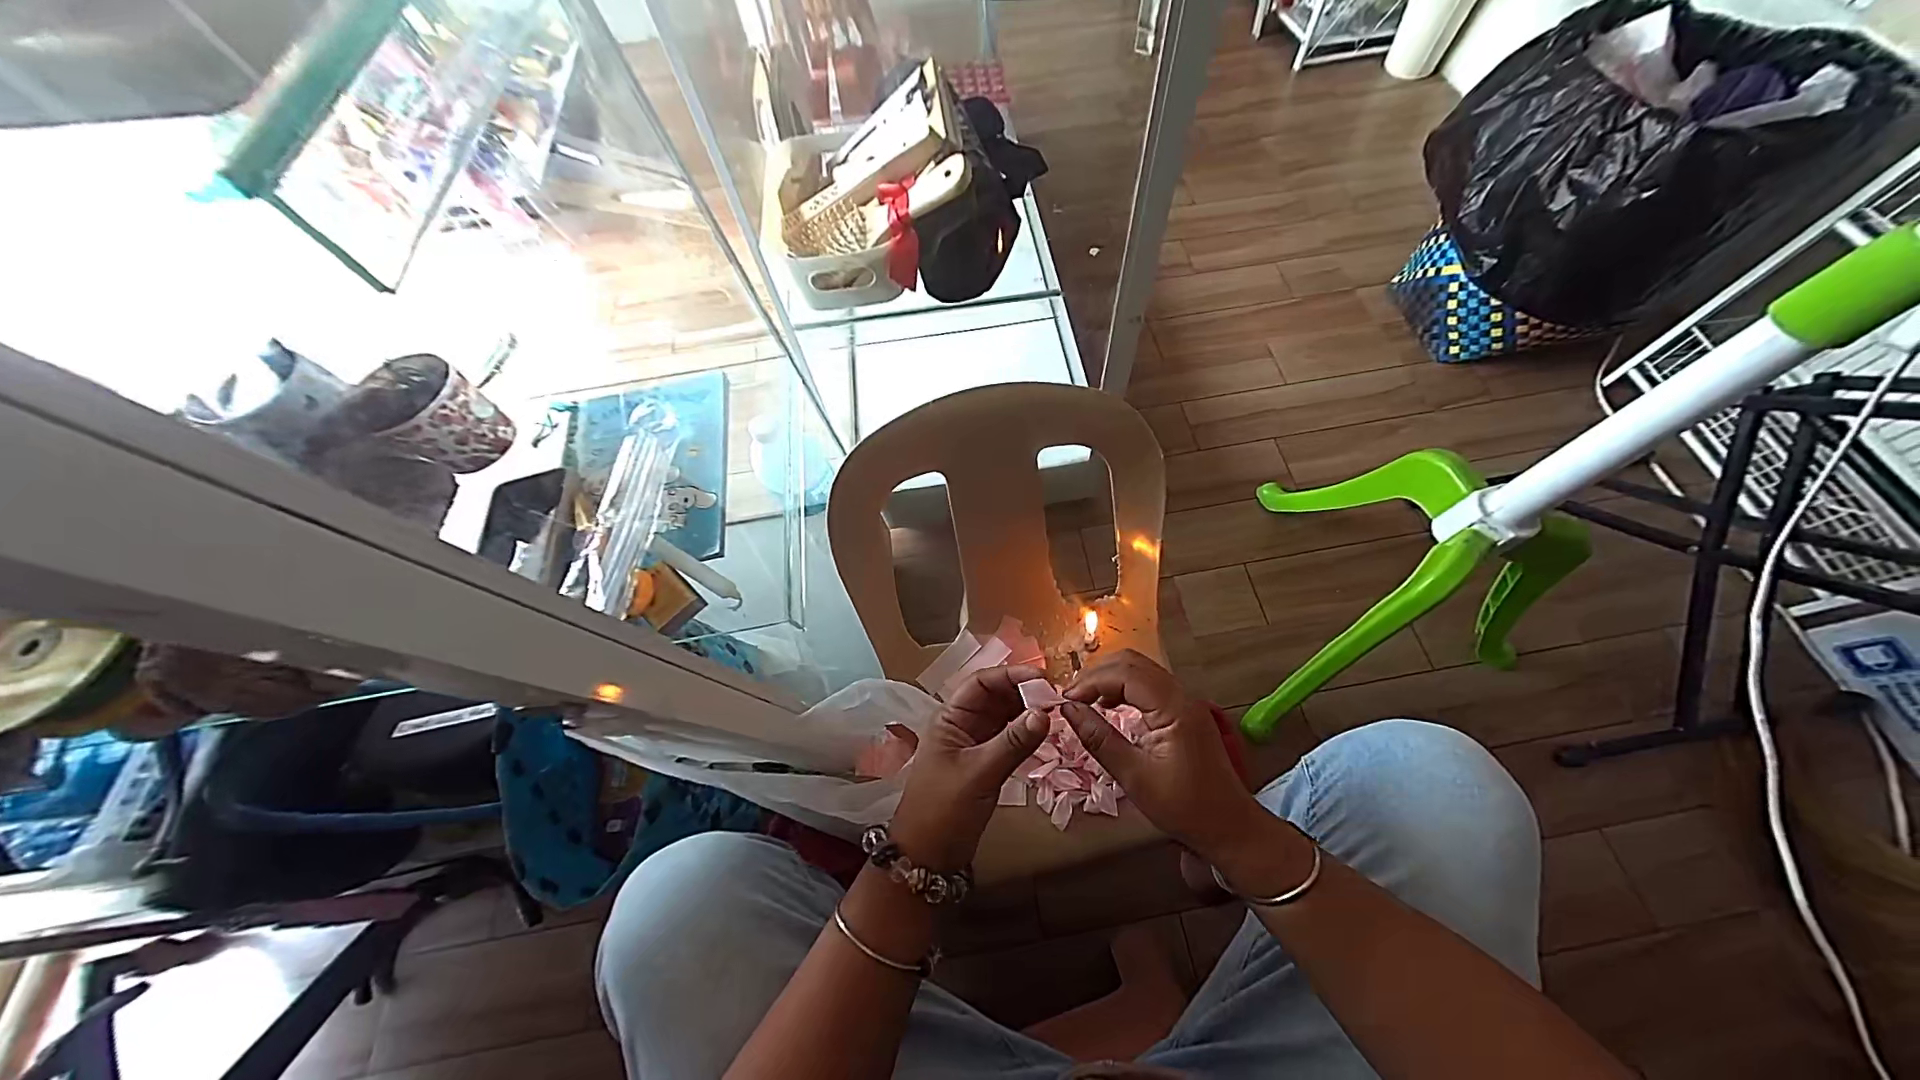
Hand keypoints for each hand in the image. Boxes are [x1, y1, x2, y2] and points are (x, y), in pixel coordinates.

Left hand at [888, 665, 1049, 870]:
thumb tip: (1045, 713)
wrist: (927, 857)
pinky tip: (1047, 734)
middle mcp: (963, 725)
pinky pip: (1010, 738)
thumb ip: (1012, 743)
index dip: (1012, 675)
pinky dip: (1028, 734)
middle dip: (1025, 692)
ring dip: (1029, 712)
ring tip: (1058, 712)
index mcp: (950, 718)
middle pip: (997, 696)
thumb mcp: (978, 774)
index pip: (982, 682)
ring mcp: (975, 744)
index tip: (1044, 678)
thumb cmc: (943, 810)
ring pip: (1006, 717)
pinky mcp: (987, 763)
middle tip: (1058, 697)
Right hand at [1060, 650, 1272, 867]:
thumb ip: (1099, 738)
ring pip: (1141, 671)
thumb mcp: (1133, 776)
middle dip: (1097, 674)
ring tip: (1085, 701)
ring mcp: (1185, 702)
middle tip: (1072, 697)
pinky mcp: (1184, 712)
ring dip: (1110, 679)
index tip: (1066, 699)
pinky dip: (1123, 689)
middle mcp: (1182, 697)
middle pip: (1133, 663)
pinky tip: (1108, 706)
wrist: (1229, 827)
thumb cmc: (1184, 807)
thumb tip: (1069, 710)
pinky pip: (1149, 686)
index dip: (1091, 681)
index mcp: (1174, 709)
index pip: (1125, 674)